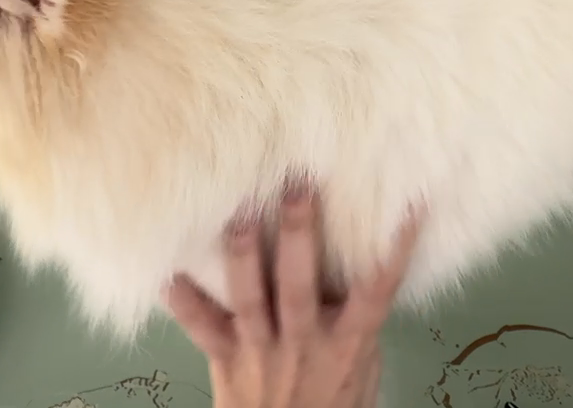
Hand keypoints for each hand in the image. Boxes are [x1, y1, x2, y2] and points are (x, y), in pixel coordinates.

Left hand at [164, 191, 423, 407]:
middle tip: (297, 185)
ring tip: (239, 209)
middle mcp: (303, 343)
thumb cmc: (334, 402)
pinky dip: (182, 300)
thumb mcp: (361, 364)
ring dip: (243, 253)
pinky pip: (201, 328)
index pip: (377, 291)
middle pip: (300, 286)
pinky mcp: (225, 359)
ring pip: (250, 298)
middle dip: (298, 235)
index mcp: (345, 343)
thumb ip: (356, 313)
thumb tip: (365, 243)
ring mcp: (260, 350)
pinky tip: (165, 269)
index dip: (394, 248)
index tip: (407, 202)